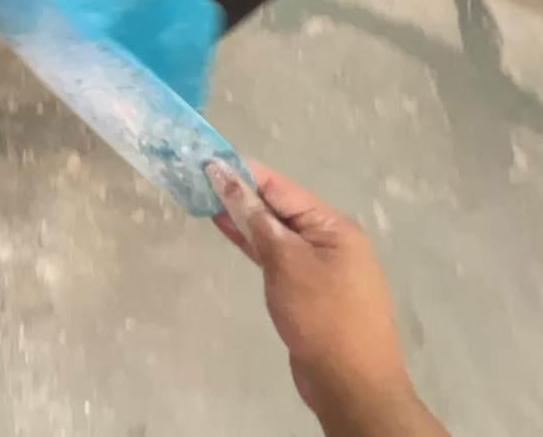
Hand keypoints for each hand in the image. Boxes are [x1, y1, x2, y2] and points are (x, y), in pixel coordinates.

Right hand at [206, 160, 445, 436]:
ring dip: (238, 212)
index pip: (278, 186)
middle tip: (192, 175)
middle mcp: (328, 239)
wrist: (350, 384)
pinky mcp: (303, 283)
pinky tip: (222, 223)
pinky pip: (272, 249)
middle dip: (236, 190)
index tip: (200, 158)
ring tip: (199, 194)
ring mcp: (317, 262)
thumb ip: (253, 214)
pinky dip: (248, 237)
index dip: (239, 170)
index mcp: (332, 227)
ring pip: (270, 227)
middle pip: (275, 204)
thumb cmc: (321, 314)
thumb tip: (223, 174)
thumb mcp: (283, 259)